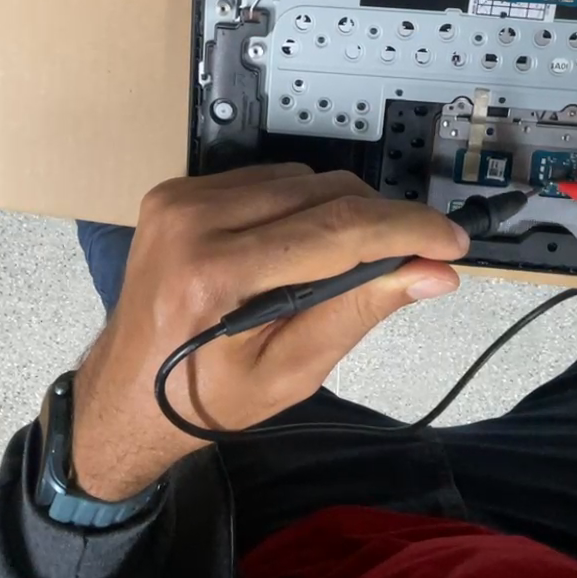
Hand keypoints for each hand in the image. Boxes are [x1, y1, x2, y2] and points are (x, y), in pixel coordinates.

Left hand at [69, 165, 469, 499]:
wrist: (124, 391)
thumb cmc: (205, 399)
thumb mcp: (291, 373)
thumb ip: (359, 311)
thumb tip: (431, 271)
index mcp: (213, 272)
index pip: (333, 230)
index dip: (405, 229)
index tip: (452, 241)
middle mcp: (191, 217)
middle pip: (320, 191)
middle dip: (380, 219)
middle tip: (416, 256)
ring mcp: (179, 196)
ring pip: (298, 177)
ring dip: (341, 209)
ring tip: (356, 256)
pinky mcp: (176, 189)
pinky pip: (265, 178)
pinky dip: (300, 202)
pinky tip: (305, 239)